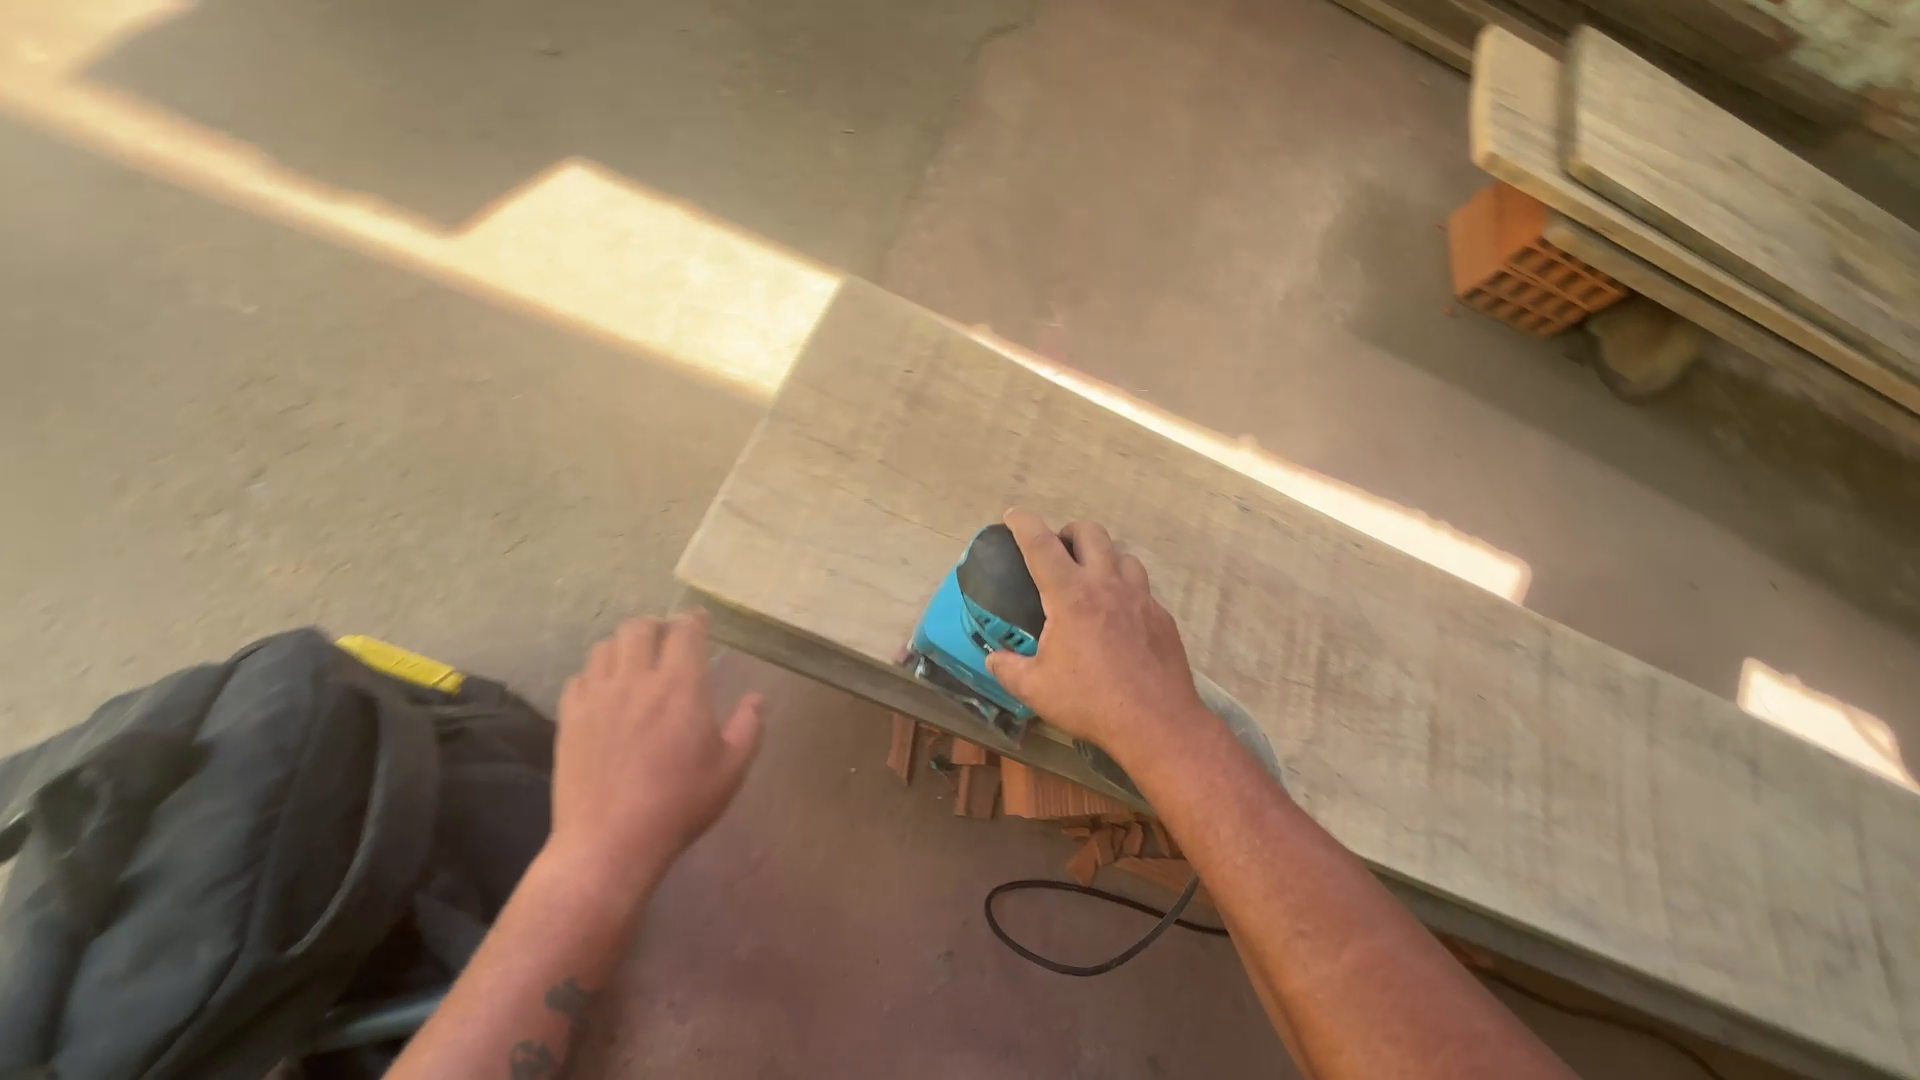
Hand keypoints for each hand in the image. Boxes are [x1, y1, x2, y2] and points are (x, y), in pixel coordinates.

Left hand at [550, 611, 762, 883]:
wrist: (610, 842)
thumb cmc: (680, 803)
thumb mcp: (731, 769)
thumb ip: (749, 727)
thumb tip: (755, 699)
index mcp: (680, 687)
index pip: (686, 632)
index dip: (694, 619)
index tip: (699, 620)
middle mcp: (636, 680)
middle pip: (639, 627)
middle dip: (657, 625)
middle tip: (668, 640)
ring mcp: (597, 697)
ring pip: (606, 647)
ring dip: (625, 646)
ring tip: (636, 661)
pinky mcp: (570, 718)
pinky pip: (580, 677)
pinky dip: (596, 673)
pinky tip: (606, 690)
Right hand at [984, 509, 1209, 759]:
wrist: (1157, 722)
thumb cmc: (1090, 701)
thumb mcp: (1036, 689)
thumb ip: (1008, 668)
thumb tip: (993, 658)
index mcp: (1071, 596)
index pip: (1041, 545)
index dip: (1024, 524)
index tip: (1013, 515)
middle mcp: (1107, 585)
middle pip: (1090, 533)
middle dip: (1069, 531)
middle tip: (1056, 550)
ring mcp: (1140, 598)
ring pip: (1122, 555)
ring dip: (1102, 557)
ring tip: (1091, 579)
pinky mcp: (1161, 617)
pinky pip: (1142, 588)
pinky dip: (1125, 590)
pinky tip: (1118, 616)